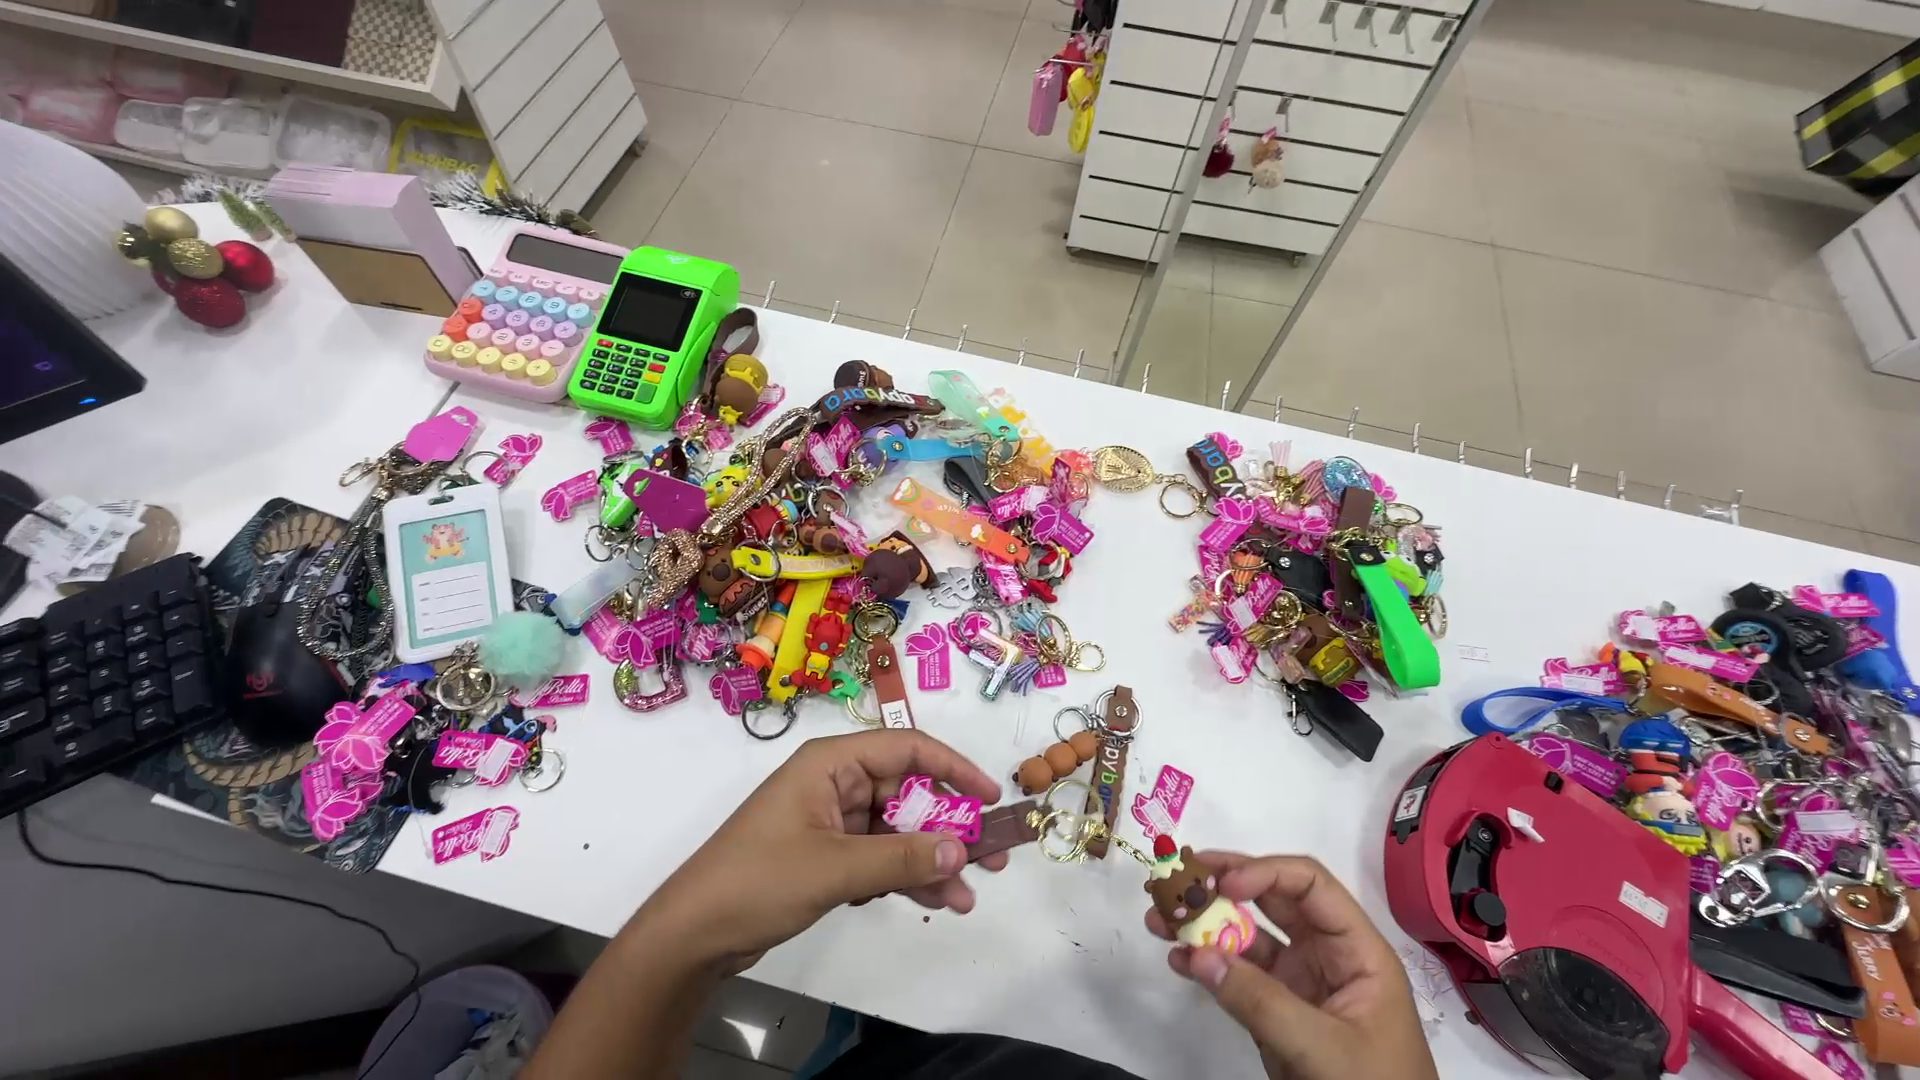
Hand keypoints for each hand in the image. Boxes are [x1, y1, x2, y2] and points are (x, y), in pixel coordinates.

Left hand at [633, 729, 1007, 972]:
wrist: (693, 935)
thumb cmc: (758, 881)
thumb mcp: (835, 869)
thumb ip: (901, 858)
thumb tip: (961, 849)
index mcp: (831, 763)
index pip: (906, 748)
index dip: (953, 768)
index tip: (990, 798)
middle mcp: (836, 782)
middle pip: (907, 792)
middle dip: (948, 826)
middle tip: (991, 858)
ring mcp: (832, 820)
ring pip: (897, 830)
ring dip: (931, 860)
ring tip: (967, 897)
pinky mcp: (828, 853)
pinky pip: (880, 856)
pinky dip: (905, 877)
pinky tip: (935, 902)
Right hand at [1146, 854, 1436, 1079]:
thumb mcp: (1326, 1049)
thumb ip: (1262, 1002)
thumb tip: (1196, 953)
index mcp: (1355, 950)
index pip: (1309, 885)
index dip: (1264, 872)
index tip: (1221, 883)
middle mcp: (1325, 954)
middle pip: (1270, 899)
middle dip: (1220, 885)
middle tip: (1176, 880)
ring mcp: (1298, 982)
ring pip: (1245, 933)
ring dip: (1202, 922)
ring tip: (1159, 917)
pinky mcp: (1274, 1010)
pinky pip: (1234, 974)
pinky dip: (1203, 963)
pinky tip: (1176, 960)